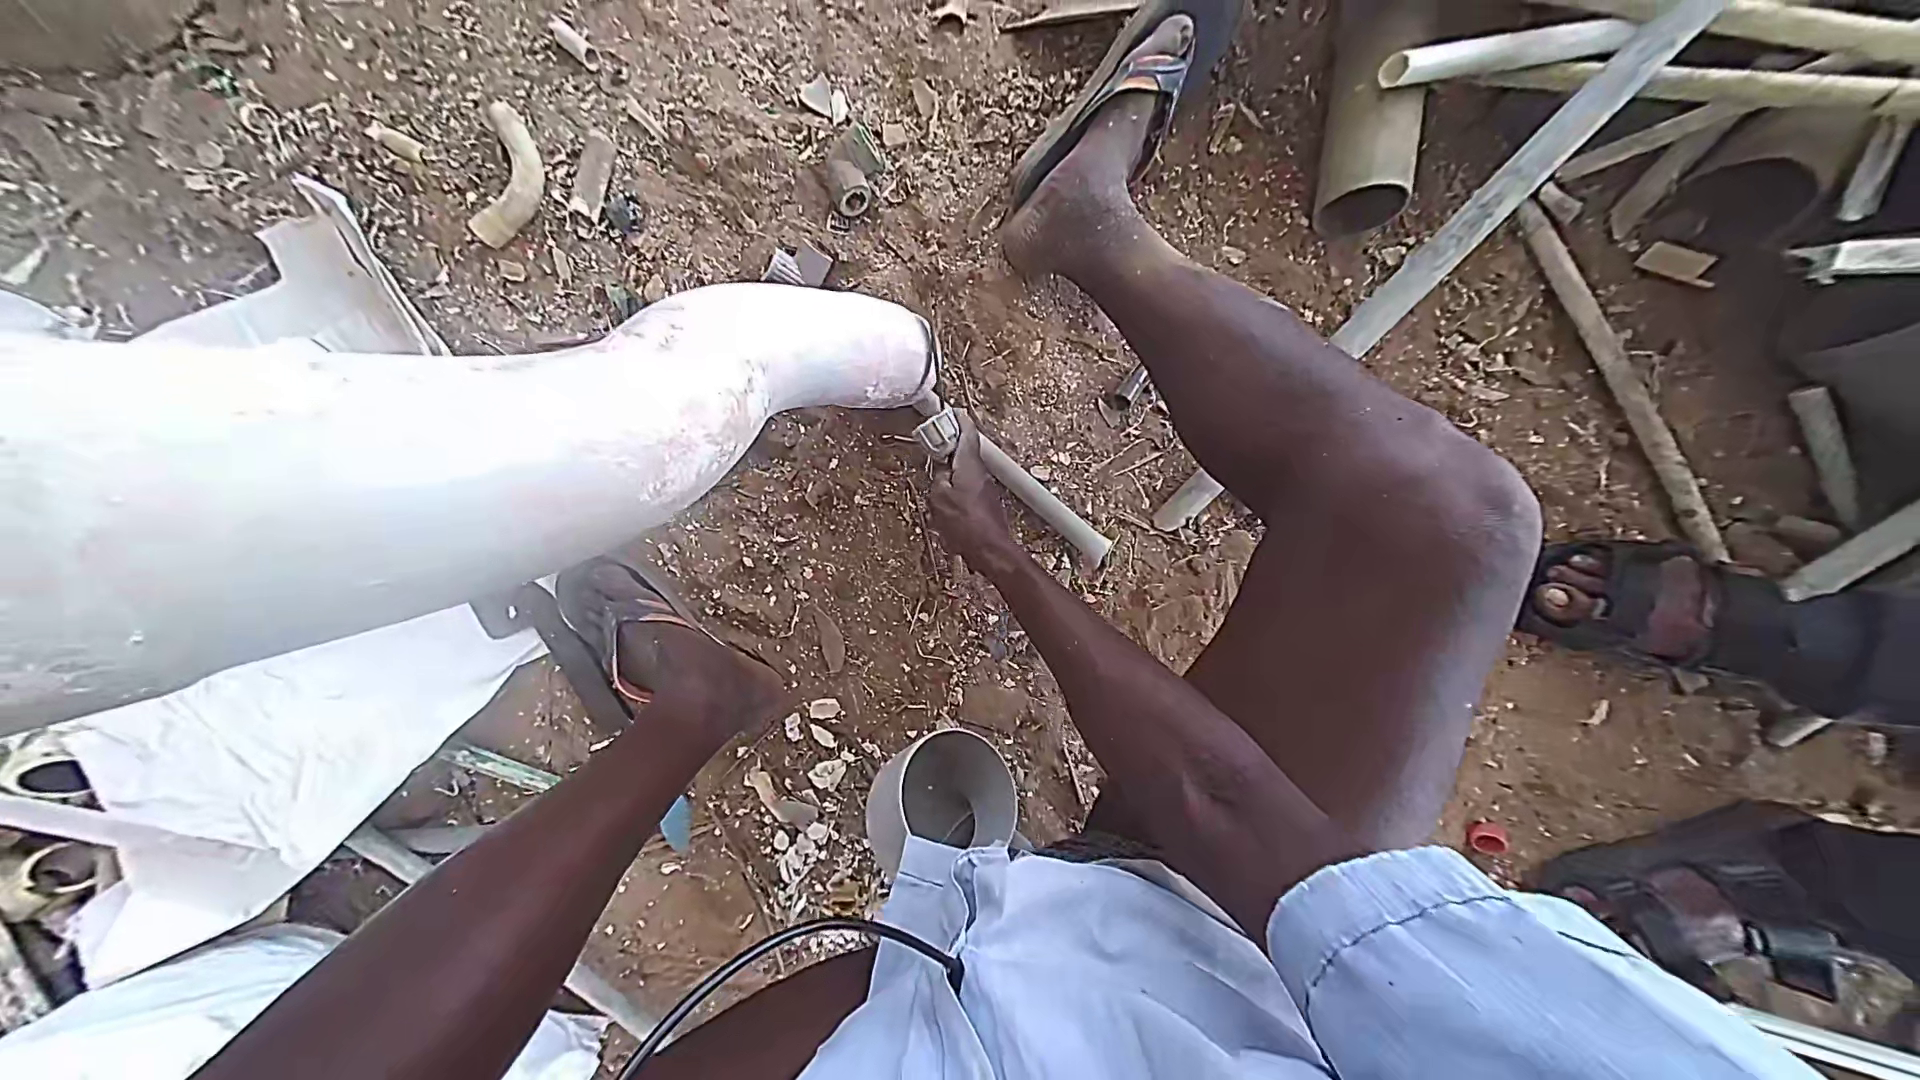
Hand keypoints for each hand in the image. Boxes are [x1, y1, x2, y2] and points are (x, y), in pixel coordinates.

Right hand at [928, 412, 1021, 574]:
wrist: (991, 550)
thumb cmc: (967, 526)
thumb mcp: (940, 498)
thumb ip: (938, 479)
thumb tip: (940, 472)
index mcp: (970, 464)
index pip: (966, 431)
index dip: (956, 418)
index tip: (946, 411)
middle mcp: (980, 472)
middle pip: (964, 449)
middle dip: (948, 444)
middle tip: (932, 443)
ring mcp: (985, 487)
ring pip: (965, 468)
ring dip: (951, 467)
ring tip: (936, 476)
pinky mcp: (985, 501)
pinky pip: (968, 484)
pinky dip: (956, 484)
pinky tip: (947, 498)